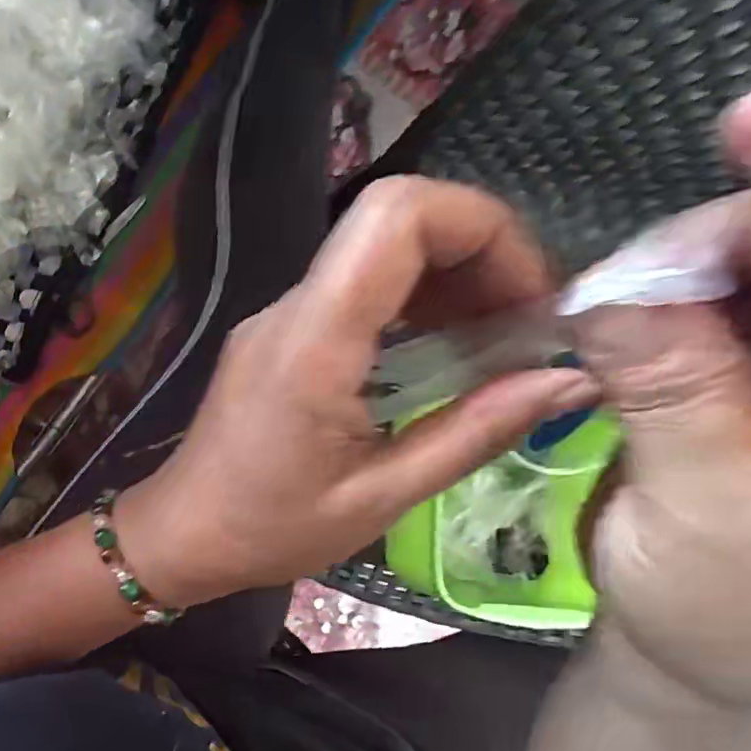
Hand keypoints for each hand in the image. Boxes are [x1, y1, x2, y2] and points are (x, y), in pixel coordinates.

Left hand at [113, 177, 599, 608]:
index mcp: (309, 344)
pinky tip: (433, 361)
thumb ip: (472, 432)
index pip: (395, 215)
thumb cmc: (264, 530)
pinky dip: (404, 310)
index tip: (526, 300)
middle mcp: (285, 316)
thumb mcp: (376, 498)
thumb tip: (570, 378)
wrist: (180, 536)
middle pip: (389, 226)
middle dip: (476, 258)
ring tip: (488, 349)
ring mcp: (272, 325)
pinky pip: (346, 296)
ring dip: (444, 284)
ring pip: (370, 258)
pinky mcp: (269, 343)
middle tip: (520, 330)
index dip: (482, 228)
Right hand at [575, 76, 750, 719]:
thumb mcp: (712, 515)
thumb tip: (612, 295)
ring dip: (700, 263)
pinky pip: (741, 295)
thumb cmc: (737, 619)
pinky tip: (621, 316)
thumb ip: (678, 397)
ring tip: (609, 303)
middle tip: (633, 267)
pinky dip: (673, 296)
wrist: (703, 663)